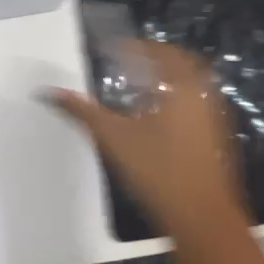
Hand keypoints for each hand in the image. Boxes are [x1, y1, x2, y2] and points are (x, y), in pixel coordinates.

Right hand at [47, 40, 248, 237]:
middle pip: (180, 62)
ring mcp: (213, 116)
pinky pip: (194, 102)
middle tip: (126, 58)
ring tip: (138, 83)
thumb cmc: (157, 171)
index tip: (109, 47)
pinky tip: (154, 115)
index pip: (157, 52)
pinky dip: (175, 96)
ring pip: (191, 83)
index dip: (132, 46)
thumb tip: (48, 92)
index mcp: (181, 87)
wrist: (201, 217)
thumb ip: (81, 111)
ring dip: (166, 76)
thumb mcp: (113, 138)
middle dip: (153, 56)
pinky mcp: (215, 137)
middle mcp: (202, 94)